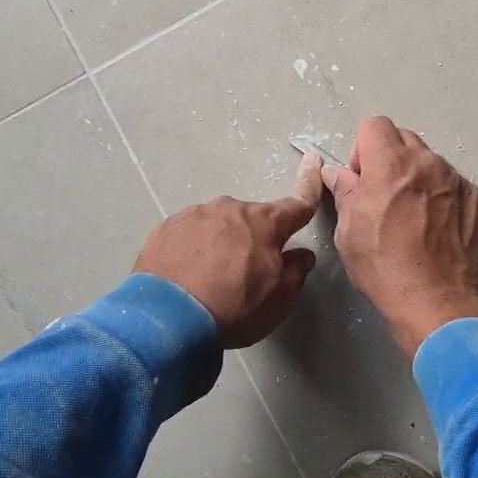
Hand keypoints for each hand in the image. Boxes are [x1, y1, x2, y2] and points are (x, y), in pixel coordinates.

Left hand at [133, 154, 324, 347]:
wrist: (168, 317)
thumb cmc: (235, 306)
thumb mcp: (280, 298)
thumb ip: (295, 272)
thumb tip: (301, 255)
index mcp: (264, 222)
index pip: (296, 203)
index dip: (309, 185)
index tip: (312, 160)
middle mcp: (229, 209)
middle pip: (251, 220)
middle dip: (254, 238)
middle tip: (247, 272)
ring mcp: (193, 215)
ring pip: (217, 225)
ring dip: (221, 243)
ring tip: (211, 279)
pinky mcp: (164, 229)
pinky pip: (189, 235)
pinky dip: (193, 250)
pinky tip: (188, 275)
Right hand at [324, 117, 477, 356]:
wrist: (437, 303)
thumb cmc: (385, 269)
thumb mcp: (349, 231)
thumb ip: (345, 192)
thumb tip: (339, 174)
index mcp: (392, 164)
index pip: (374, 126)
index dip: (362, 151)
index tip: (361, 180)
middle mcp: (429, 163)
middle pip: (404, 139)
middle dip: (389, 159)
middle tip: (382, 197)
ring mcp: (458, 182)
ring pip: (431, 163)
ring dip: (417, 179)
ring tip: (411, 220)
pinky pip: (453, 186)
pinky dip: (441, 199)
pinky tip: (434, 232)